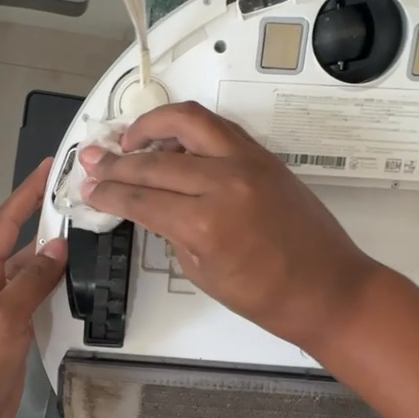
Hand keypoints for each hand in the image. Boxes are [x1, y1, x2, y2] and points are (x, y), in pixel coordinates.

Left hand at [0, 158, 68, 417]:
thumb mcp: (5, 317)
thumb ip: (32, 281)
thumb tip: (58, 247)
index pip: (3, 224)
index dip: (25, 195)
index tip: (50, 168)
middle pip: (18, 244)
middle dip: (42, 219)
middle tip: (77, 199)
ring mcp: (0, 310)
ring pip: (30, 272)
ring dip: (52, 255)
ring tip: (86, 234)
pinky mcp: (14, 332)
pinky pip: (36, 300)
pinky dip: (54, 288)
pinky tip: (75, 283)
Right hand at [78, 102, 379, 350]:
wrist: (328, 288)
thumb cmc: (270, 295)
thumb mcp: (203, 274)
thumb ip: (173, 234)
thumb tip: (150, 208)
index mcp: (205, 225)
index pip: (139, 199)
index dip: (108, 194)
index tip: (90, 190)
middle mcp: (225, 185)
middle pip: (153, 162)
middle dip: (115, 162)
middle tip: (93, 161)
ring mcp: (247, 164)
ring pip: (186, 122)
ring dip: (150, 125)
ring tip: (128, 138)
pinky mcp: (263, 156)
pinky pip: (216, 128)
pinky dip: (187, 128)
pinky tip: (170, 141)